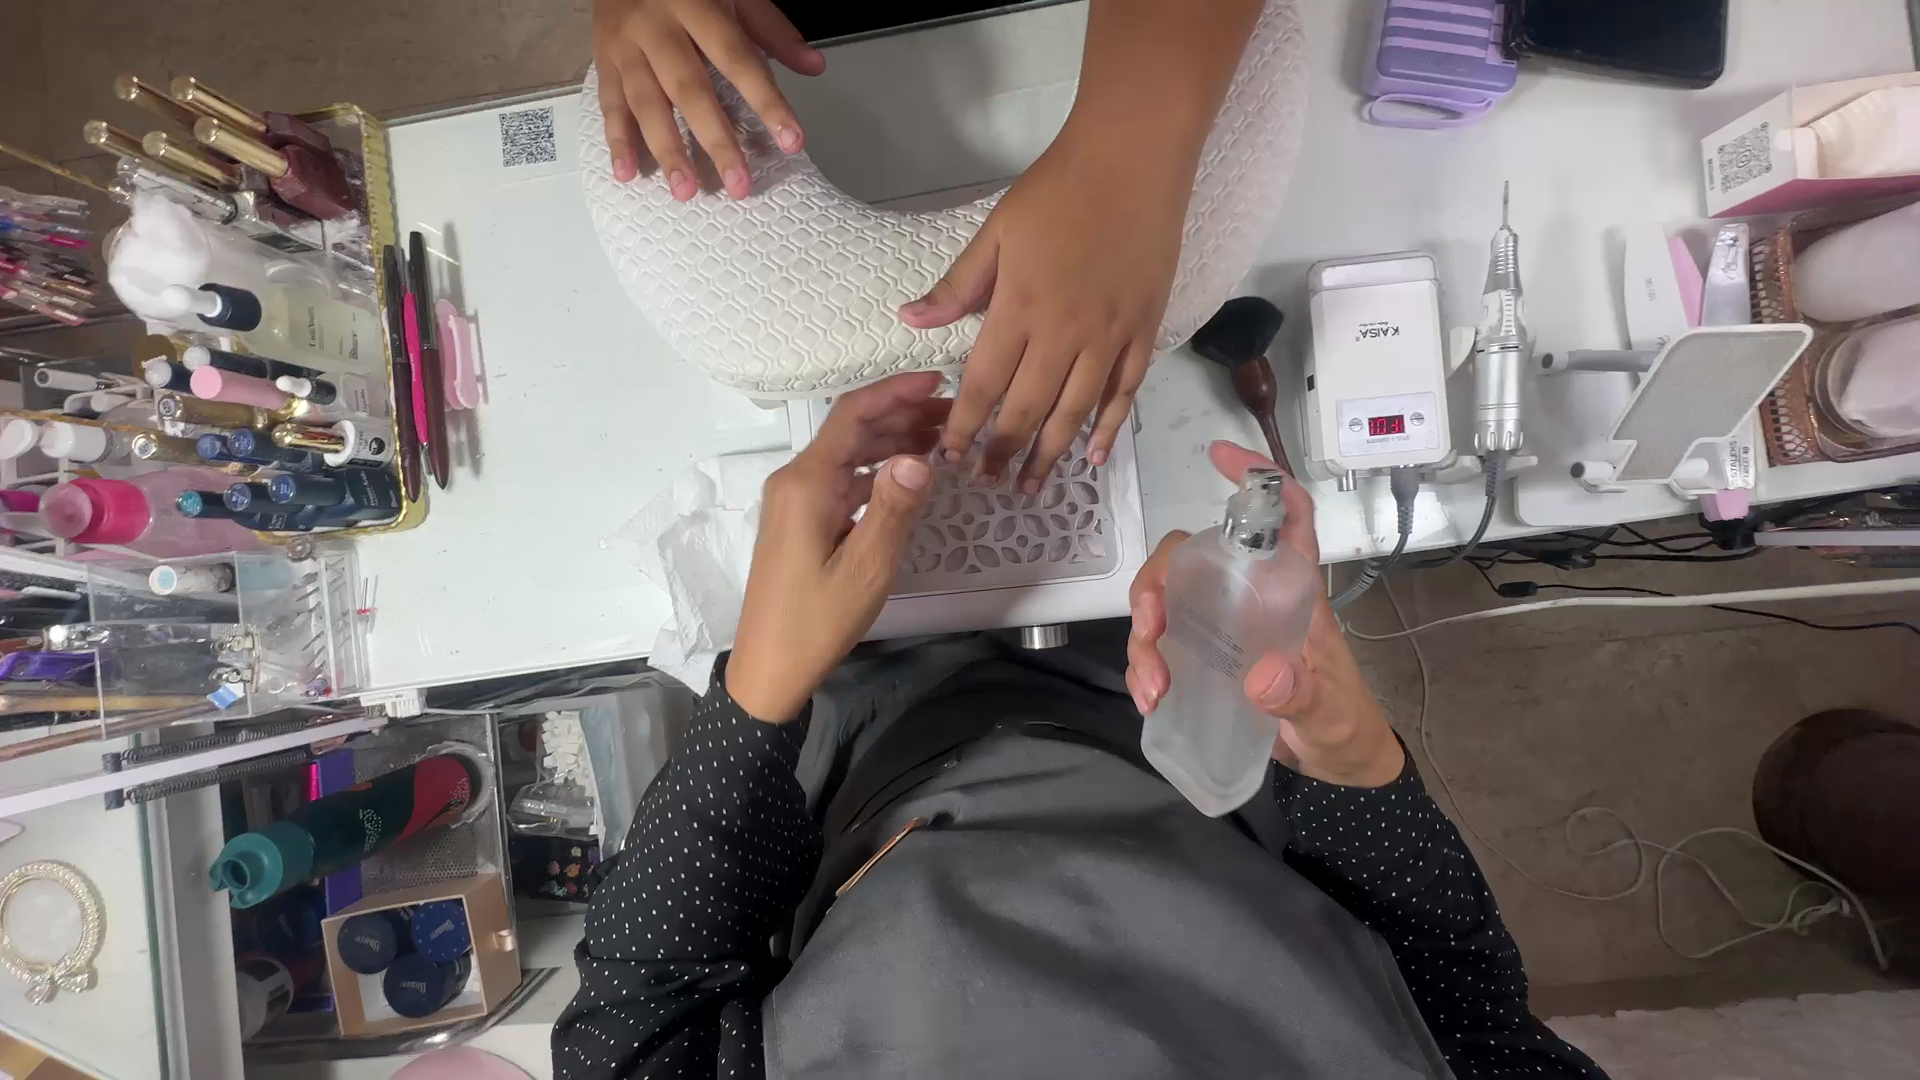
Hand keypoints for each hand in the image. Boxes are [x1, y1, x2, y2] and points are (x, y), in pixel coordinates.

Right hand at [593, 0, 825, 198]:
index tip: (791, 142)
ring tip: (685, 192)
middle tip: (738, 186)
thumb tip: (815, 66)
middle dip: (716, 141)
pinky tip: (627, 174)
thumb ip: (772, 30)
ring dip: (666, 150)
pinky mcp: (602, 58)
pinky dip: (617, 140)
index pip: (738, 59)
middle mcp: (657, 24)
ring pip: (647, 101)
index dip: (766, 101)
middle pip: (690, 89)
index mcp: (696, 2)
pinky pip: (609, 102)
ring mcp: (625, 43)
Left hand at [725, 373, 947, 721]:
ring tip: (943, 438)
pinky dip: (878, 471)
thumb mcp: (865, 568)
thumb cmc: (817, 621)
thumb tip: (919, 456)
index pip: (853, 414)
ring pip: (850, 454)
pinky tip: (910, 474)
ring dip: (893, 441)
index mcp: (807, 482)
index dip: (896, 391)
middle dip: (903, 414)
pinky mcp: (804, 520)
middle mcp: (798, 480)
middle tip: (956, 414)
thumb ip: (893, 508)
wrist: (770, 668)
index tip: (939, 381)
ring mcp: (798, 500)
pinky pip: (845, 479)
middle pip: (852, 429)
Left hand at [898, 121, 1188, 490]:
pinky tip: (1094, 457)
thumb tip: (909, 320)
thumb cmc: (1056, 192)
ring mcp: (1108, 339)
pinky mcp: (1142, 334)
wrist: (1132, 159)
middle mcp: (1063, 336)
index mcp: (1019, 310)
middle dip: (1002, 452)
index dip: (965, 428)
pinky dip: (1109, 428)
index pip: (983, 386)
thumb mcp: (995, 233)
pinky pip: (1124, 393)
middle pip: (1026, 410)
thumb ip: (956, 286)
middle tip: (988, 482)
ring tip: (1032, 487)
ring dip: (1050, 455)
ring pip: (1074, 413)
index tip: (951, 457)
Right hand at [1125, 441, 1405, 787]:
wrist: (1335, 764)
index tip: (1219, 457)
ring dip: (1144, 635)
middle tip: (1149, 627)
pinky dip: (1144, 666)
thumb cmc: (1344, 725)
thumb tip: (1262, 677)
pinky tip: (1150, 698)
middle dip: (1156, 581)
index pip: (1281, 518)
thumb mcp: (1330, 713)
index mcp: (1289, 591)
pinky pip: (1158, 643)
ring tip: (1153, 685)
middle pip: (1189, 556)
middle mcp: (1247, 597)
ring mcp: (1219, 626)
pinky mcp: (1201, 656)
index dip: (1256, 479)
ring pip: (1163, 600)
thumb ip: (1303, 696)